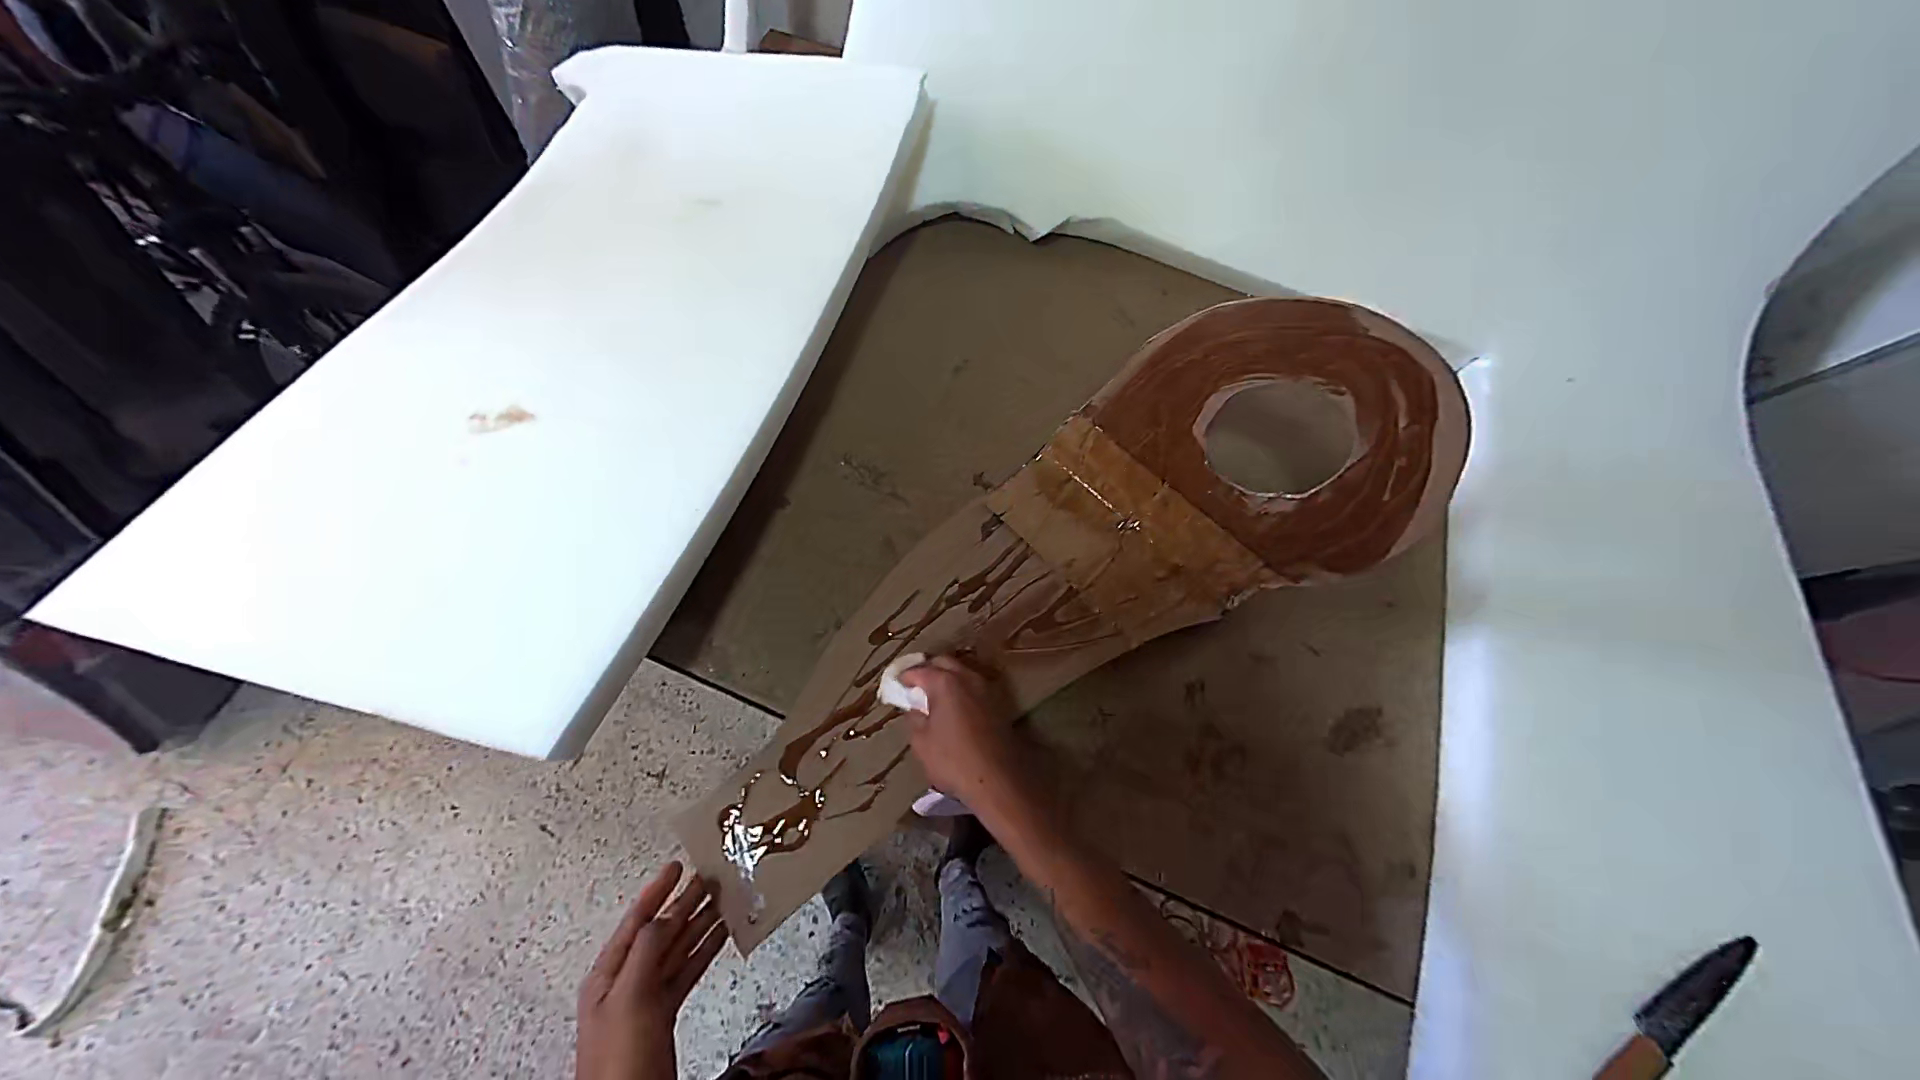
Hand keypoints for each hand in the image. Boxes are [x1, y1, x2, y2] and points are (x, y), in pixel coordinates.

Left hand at [576, 862, 727, 1079]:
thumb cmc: (617, 1063)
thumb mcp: (630, 997)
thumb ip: (647, 951)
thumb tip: (663, 916)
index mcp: (610, 974)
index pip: (637, 919)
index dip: (657, 890)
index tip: (676, 866)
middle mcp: (628, 981)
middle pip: (661, 930)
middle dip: (685, 901)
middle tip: (708, 877)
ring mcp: (647, 998)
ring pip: (678, 947)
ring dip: (700, 921)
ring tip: (722, 899)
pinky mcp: (665, 1013)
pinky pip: (688, 969)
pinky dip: (705, 949)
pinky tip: (719, 935)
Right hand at [897, 655, 1032, 810]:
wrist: (998, 779)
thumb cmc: (953, 760)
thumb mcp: (921, 742)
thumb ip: (914, 718)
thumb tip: (914, 707)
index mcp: (945, 682)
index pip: (918, 670)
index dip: (904, 677)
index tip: (896, 686)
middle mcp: (967, 678)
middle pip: (943, 662)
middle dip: (927, 670)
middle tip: (914, 686)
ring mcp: (985, 688)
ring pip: (961, 672)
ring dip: (946, 678)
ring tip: (933, 696)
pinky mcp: (997, 703)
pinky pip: (972, 687)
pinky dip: (960, 689)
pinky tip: (953, 707)